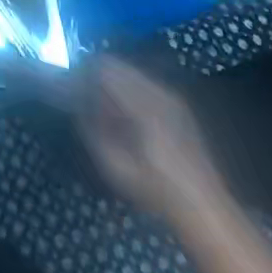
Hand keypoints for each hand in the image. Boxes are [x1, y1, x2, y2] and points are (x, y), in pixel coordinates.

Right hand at [80, 58, 222, 216]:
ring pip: (131, 74)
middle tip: (81, 100)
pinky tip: (124, 119)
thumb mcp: (114, 166)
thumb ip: (92, 131)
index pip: (104, 69)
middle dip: (96, 77)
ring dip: (112, 85)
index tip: (68, 88)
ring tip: (102, 113)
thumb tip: (78, 107)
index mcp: (142, 104)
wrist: (204, 206)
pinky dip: (128, 93)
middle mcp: (159, 93)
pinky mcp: (179, 107)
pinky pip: (145, 86)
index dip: (82, 74)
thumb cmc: (155, 189)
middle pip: (118, 66)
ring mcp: (172, 98)